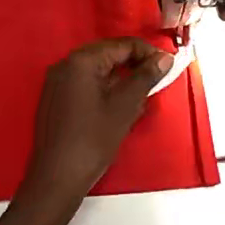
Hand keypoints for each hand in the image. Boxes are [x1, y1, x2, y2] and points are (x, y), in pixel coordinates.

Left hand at [21, 38, 172, 206]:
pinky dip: (106, 91)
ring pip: (99, 71)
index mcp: (81, 61)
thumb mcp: (125, 106)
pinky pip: (86, 85)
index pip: (122, 45)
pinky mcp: (55, 100)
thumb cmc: (93, 139)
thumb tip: (164, 58)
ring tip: (140, 100)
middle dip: (135, 67)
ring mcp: (57, 82)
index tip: (168, 66)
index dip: (149, 53)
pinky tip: (119, 109)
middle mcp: (65, 65)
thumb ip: (146, 76)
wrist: (56, 179)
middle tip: (157, 82)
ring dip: (122, 81)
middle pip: (109, 55)